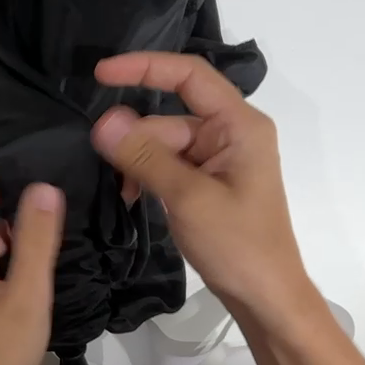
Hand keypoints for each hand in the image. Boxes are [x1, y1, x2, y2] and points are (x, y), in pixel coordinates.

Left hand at [0, 153, 63, 364]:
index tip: (38, 148)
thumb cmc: (3, 351)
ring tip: (50, 179)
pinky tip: (42, 216)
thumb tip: (45, 186)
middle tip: (47, 159)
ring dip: (7, 195)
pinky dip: (10, 221)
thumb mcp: (27, 297)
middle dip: (1, 173)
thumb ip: (35, 241)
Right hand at [90, 51, 313, 319]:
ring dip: (137, 165)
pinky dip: (145, 178)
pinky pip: (165, 166)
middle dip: (136, 141)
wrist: (265, 296)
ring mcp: (217, 160)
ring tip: (127, 196)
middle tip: (113, 175)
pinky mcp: (205, 183)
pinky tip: (134, 200)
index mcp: (239, 125)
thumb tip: (104, 121)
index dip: (144, 67)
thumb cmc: (238, 245)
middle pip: (167, 118)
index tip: (100, 75)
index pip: (189, 76)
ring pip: (161, 145)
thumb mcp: (188, 197)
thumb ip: (145, 156)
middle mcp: (229, 134)